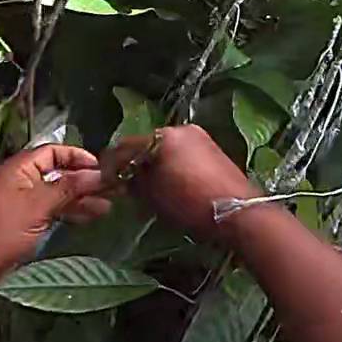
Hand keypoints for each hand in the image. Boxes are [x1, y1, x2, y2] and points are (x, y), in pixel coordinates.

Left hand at [0, 144, 110, 280]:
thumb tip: (99, 173)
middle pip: (58, 172)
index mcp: (18, 168)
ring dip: (82, 197)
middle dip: (84, 180)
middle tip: (110, 186)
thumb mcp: (40, 205)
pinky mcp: (26, 219)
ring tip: (108, 204)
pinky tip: (92, 214)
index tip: (99, 167)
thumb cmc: (5, 230)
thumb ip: (70, 186)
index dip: (77, 156)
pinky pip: (54, 208)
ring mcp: (24, 201)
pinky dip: (71, 210)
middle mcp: (21, 180)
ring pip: (58, 192)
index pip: (52, 151)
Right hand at [100, 125, 258, 241]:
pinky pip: (182, 152)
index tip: (104, 180)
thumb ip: (134, 182)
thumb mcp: (154, 196)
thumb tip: (125, 178)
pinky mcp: (212, 148)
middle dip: (134, 162)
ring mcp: (199, 137)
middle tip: (124, 184)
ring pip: (166, 148)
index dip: (111, 164)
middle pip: (147, 144)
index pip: (126, 146)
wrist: (237, 211)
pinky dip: (171, 164)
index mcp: (164, 136)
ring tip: (146, 186)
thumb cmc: (190, 203)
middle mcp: (181, 130)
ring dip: (154, 163)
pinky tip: (169, 182)